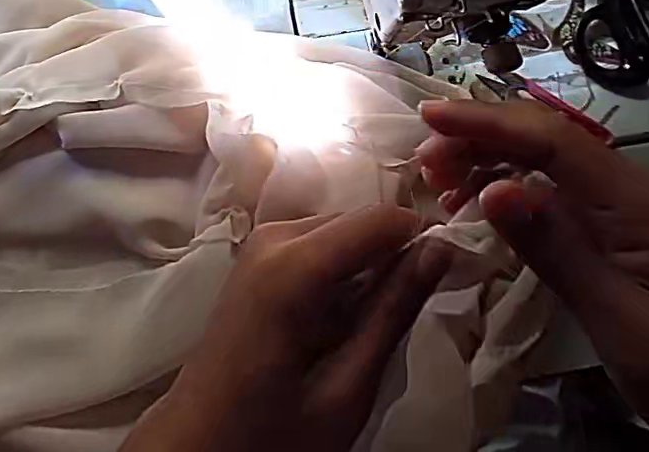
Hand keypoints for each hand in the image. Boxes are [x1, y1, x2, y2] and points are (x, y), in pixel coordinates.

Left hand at [121, 203, 452, 451]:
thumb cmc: (272, 435)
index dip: (420, 236)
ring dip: (369, 261)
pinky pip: (319, 239)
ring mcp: (262, 239)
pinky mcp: (259, 251)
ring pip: (341, 227)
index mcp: (293, 266)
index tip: (452, 267)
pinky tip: (343, 312)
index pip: (377, 219)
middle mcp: (275, 235)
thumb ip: (393, 311)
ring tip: (379, 316)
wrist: (196, 444)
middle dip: (394, 251)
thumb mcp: (346, 389)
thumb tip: (440, 248)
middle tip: (416, 304)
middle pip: (358, 220)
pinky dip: (343, 266)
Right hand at [417, 99, 648, 450]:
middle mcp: (629, 193)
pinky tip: (479, 203)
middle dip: (480, 136)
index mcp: (640, 206)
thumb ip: (562, 255)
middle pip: (545, 139)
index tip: (433, 116)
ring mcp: (621, 211)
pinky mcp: (611, 233)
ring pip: (543, 160)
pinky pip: (550, 192)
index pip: (554, 140)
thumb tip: (494, 189)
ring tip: (440, 180)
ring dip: (488, 158)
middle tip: (425, 160)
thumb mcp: (632, 333)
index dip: (490, 121)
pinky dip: (507, 188)